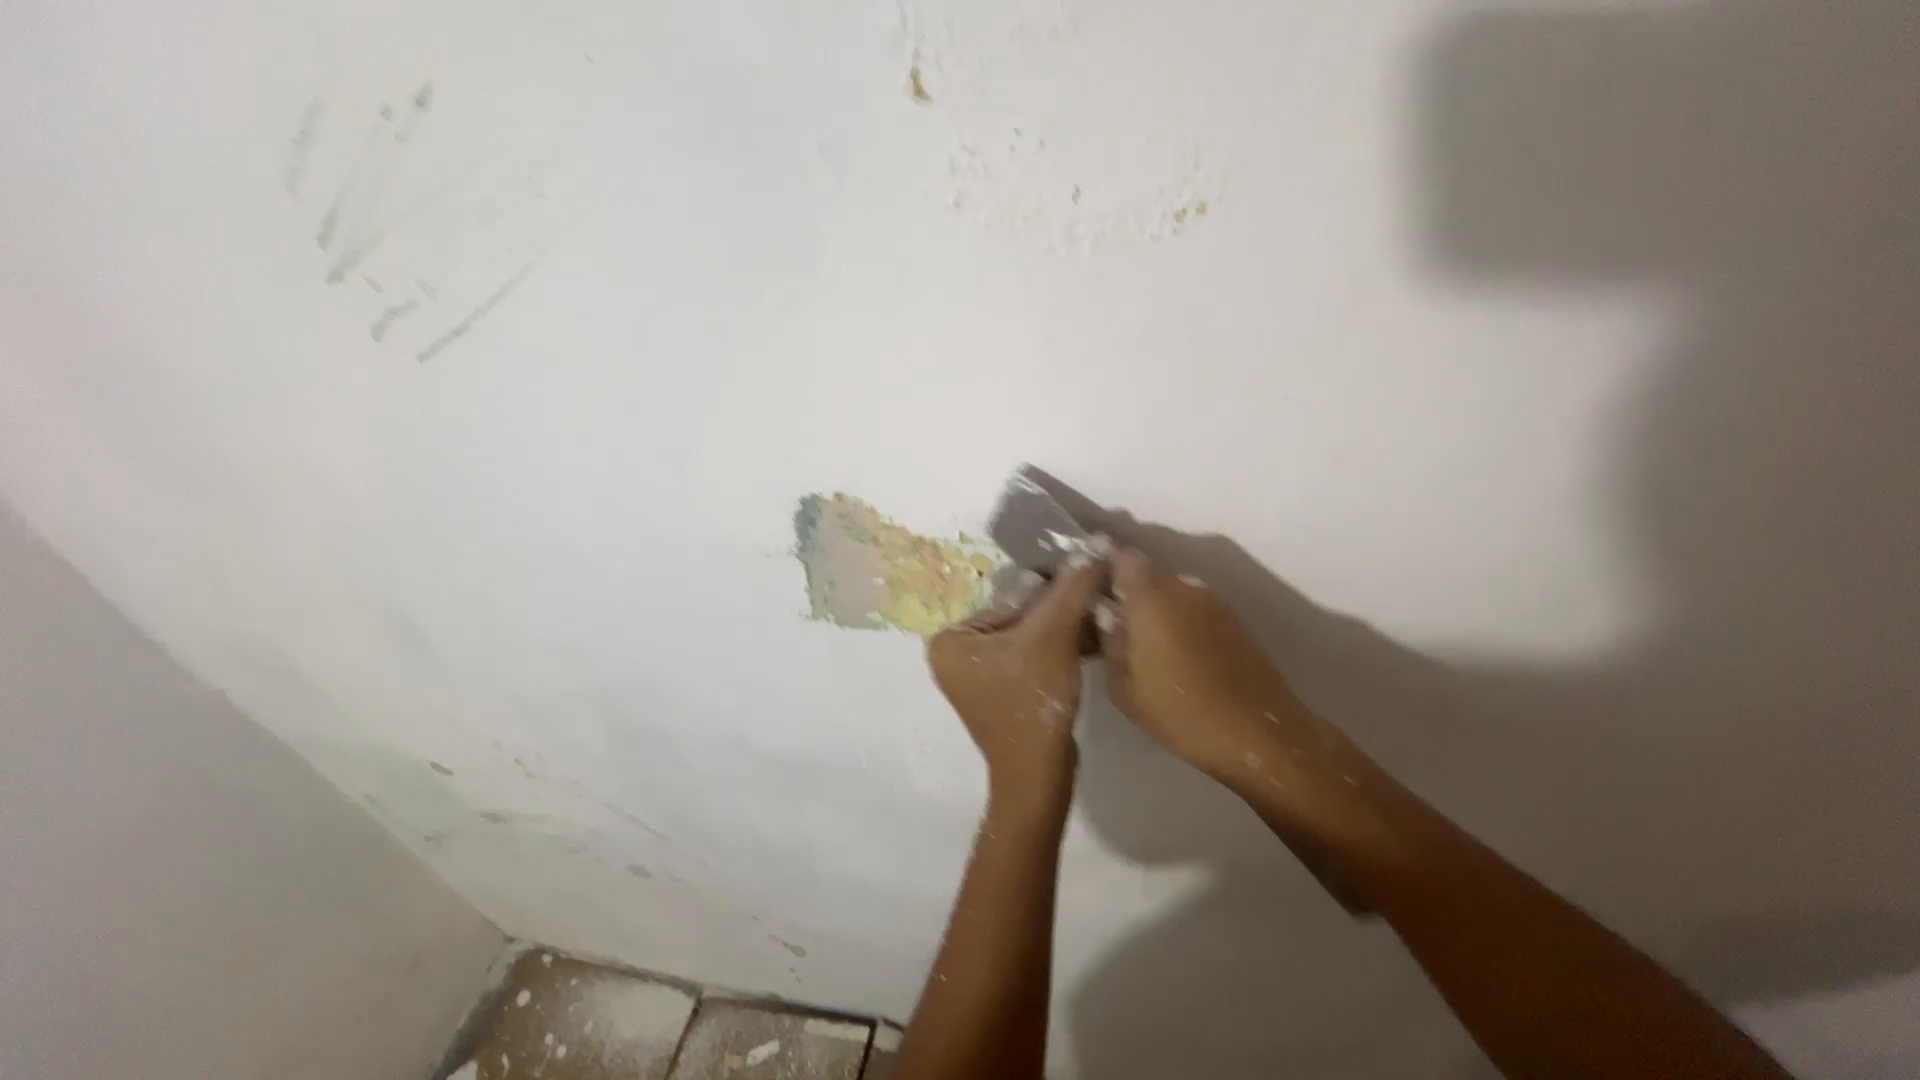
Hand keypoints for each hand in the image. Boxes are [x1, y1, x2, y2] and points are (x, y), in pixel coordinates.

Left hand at [928, 559, 1106, 798]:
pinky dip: (1059, 650)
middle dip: (1059, 612)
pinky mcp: (1003, 694)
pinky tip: (1092, 640)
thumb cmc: (1032, 701)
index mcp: (949, 640)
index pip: (1009, 599)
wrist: (1039, 773)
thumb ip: (1069, 590)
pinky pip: (1032, 659)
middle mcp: (956, 656)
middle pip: (1020, 618)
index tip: (1086, 582)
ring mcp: (978, 678)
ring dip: (1065, 629)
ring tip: (1100, 618)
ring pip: (1031, 639)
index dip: (1051, 592)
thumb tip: (1092, 547)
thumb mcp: (1052, 636)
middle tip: (1098, 597)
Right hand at [1099, 549, 1354, 784]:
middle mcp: (1184, 589)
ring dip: (1160, 614)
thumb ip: (1110, 644)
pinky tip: (1181, 660)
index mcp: (1151, 600)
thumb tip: (1108, 618)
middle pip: (1150, 578)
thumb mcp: (1124, 688)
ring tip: (1152, 652)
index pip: (1124, 558)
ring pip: (1174, 596)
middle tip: (1120, 633)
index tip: (1095, 592)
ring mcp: (1214, 603)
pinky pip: (1196, 612)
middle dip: (1132, 599)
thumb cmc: (1181, 713)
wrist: (1258, 734)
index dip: (1108, 567)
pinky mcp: (1235, 621)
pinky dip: (1183, 626)